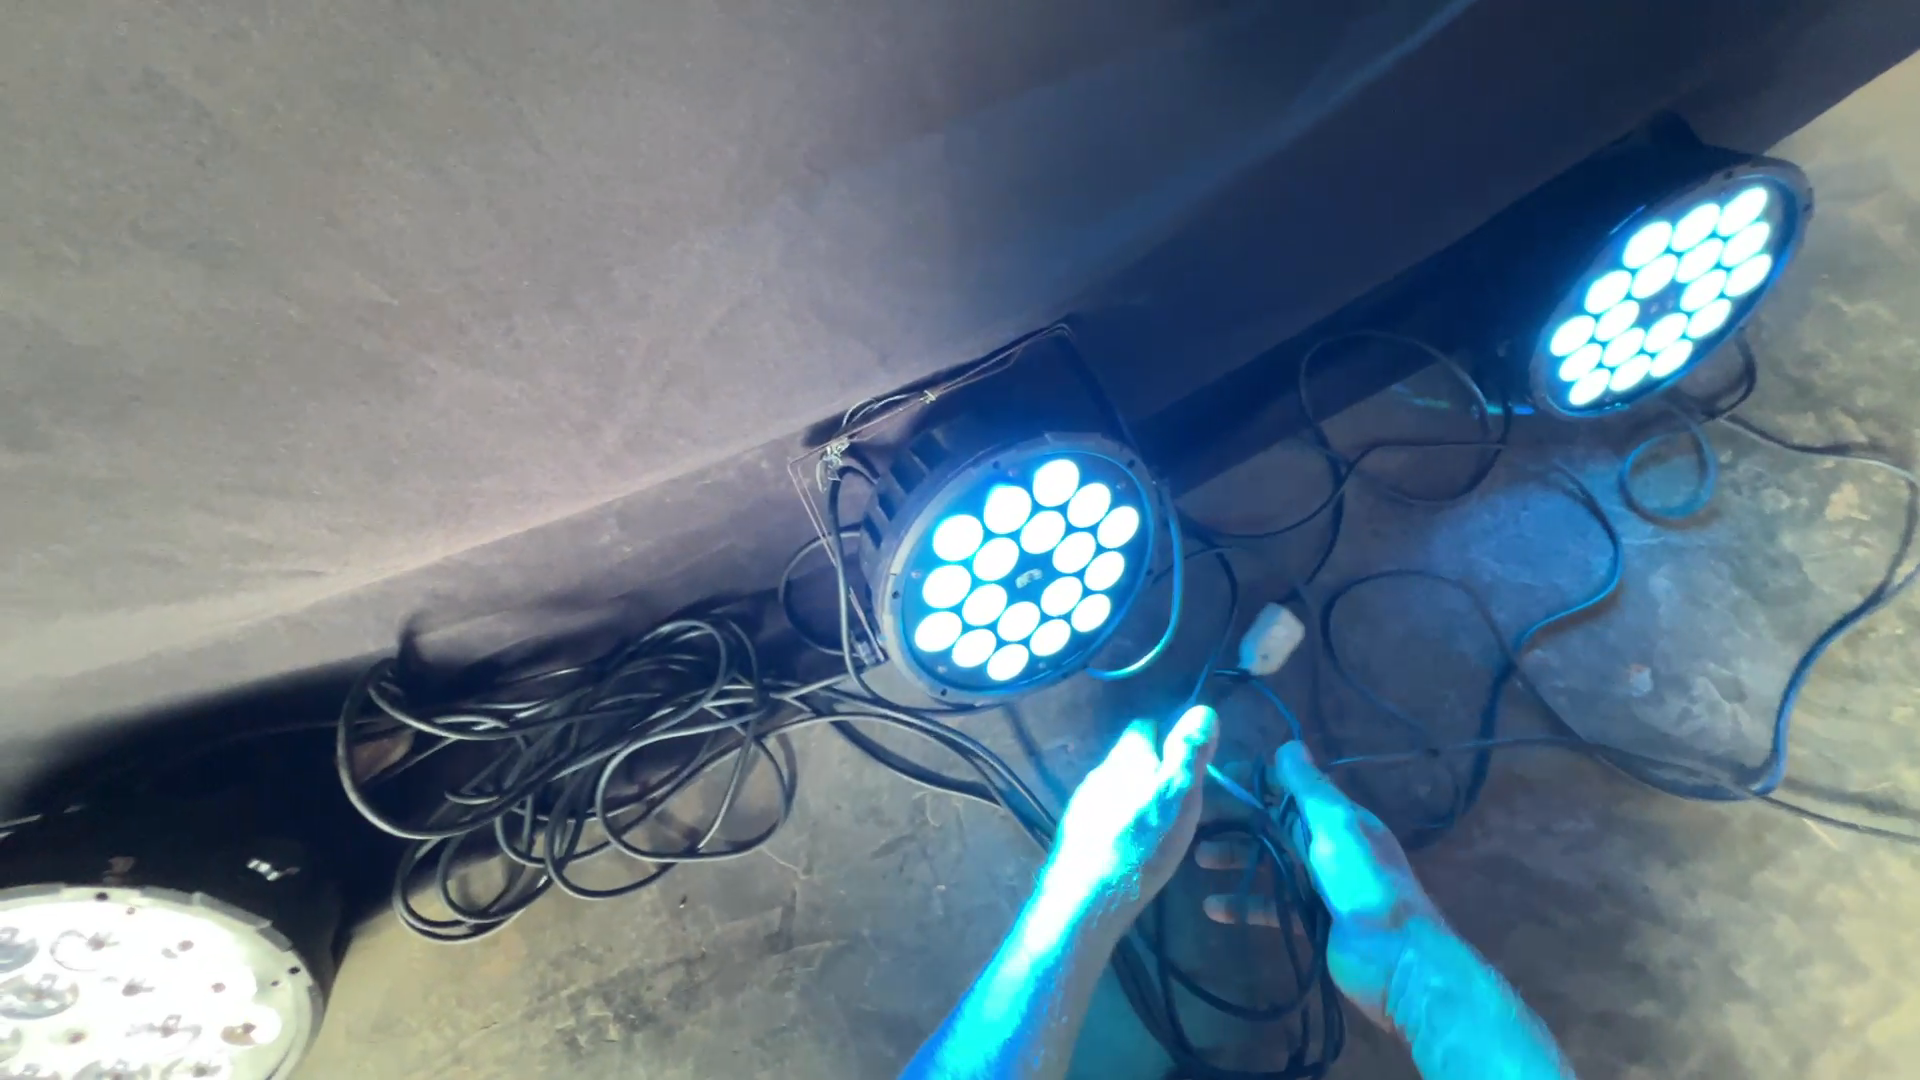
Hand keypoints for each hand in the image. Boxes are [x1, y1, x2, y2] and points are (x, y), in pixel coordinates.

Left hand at [1044, 706, 1218, 917]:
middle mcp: (1100, 769)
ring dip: (1142, 798)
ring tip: (1167, 825)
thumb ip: (1189, 751)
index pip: (1147, 726)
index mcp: (1126, 755)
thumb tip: (1203, 709)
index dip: (1172, 737)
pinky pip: (1108, 814)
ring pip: (1120, 786)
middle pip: (1133, 757)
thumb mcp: (1178, 793)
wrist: (1088, 894)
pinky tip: (1137, 845)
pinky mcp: (1078, 829)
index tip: (1195, 763)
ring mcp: (1085, 800)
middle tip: (1187, 800)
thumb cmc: (1142, 841)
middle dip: (1158, 771)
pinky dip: (1125, 821)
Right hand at [1195, 741, 1438, 1026]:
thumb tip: (1289, 743)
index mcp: (1336, 819)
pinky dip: (1242, 904)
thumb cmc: (1366, 884)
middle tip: (1195, 819)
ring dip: (1233, 857)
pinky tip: (1213, 908)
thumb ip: (1310, 788)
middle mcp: (1325, 846)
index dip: (1253, 781)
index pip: (1288, 789)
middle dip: (1235, 820)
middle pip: (1271, 824)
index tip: (1215, 777)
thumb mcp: (1337, 826)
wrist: (1399, 963)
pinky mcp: (1307, 919)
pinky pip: (1267, 905)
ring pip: (1265, 862)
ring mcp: (1315, 884)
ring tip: (1198, 858)